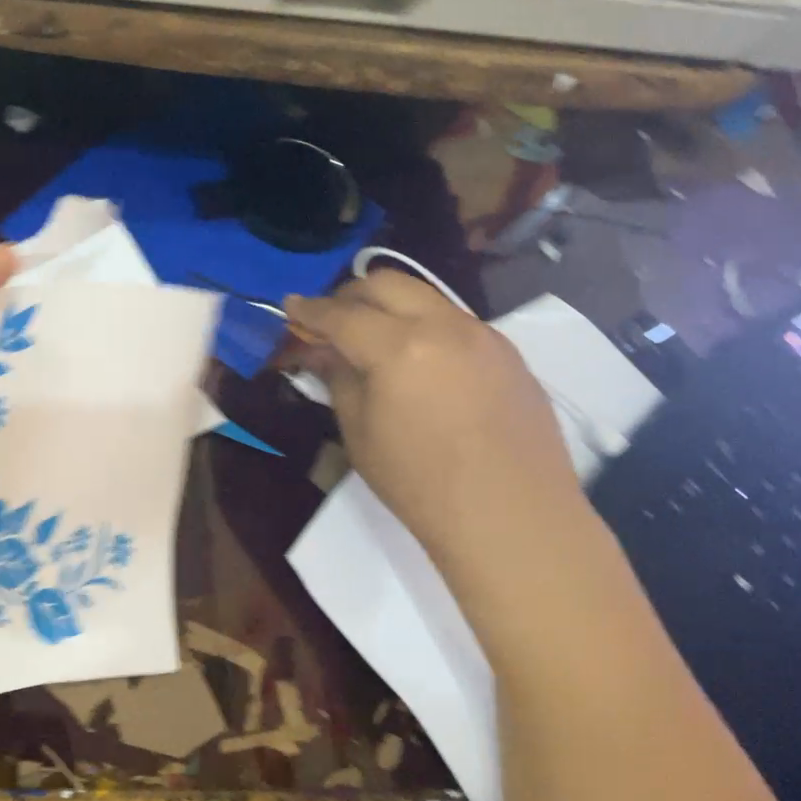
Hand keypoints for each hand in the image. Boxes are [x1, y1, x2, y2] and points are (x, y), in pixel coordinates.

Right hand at [286, 270, 585, 556]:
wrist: (511, 516)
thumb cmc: (419, 484)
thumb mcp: (360, 434)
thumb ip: (340, 380)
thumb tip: (325, 352)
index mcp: (399, 347)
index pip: (342, 315)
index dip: (310, 311)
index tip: (290, 307)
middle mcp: (444, 326)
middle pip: (387, 284)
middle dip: (350, 295)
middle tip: (328, 320)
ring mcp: (483, 335)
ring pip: (425, 297)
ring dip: (390, 306)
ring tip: (370, 337)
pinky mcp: (507, 353)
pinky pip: (455, 322)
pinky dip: (424, 325)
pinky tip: (416, 360)